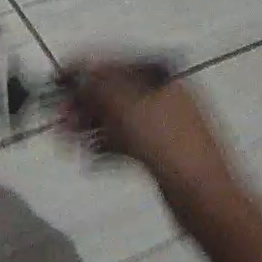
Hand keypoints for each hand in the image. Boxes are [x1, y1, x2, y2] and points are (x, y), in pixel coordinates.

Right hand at [58, 56, 244, 207]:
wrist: (205, 199)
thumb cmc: (166, 144)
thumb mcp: (124, 106)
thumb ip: (96, 85)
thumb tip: (79, 73)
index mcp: (162, 77)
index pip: (116, 62)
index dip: (83, 68)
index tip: (56, 79)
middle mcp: (166, 96)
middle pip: (114, 92)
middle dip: (83, 103)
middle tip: (58, 116)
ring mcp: (166, 127)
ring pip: (118, 119)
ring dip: (90, 126)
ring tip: (67, 141)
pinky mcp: (163, 155)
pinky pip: (127, 143)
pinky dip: (106, 147)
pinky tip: (90, 158)